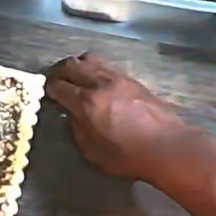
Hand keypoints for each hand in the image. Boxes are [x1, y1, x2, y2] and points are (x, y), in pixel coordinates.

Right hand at [45, 53, 215, 189]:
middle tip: (54, 80)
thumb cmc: (129, 156)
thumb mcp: (93, 153)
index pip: (58, 86)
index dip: (48, 88)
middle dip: (58, 71)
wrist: (168, 146)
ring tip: (74, 77)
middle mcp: (99, 83)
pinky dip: (94, 67)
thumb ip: (78, 131)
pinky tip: (96, 80)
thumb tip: (72, 116)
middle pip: (70, 65)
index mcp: (86, 102)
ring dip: (76, 65)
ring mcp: (117, 77)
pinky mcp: (131, 78)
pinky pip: (105, 64)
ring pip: (89, 58)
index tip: (46, 93)